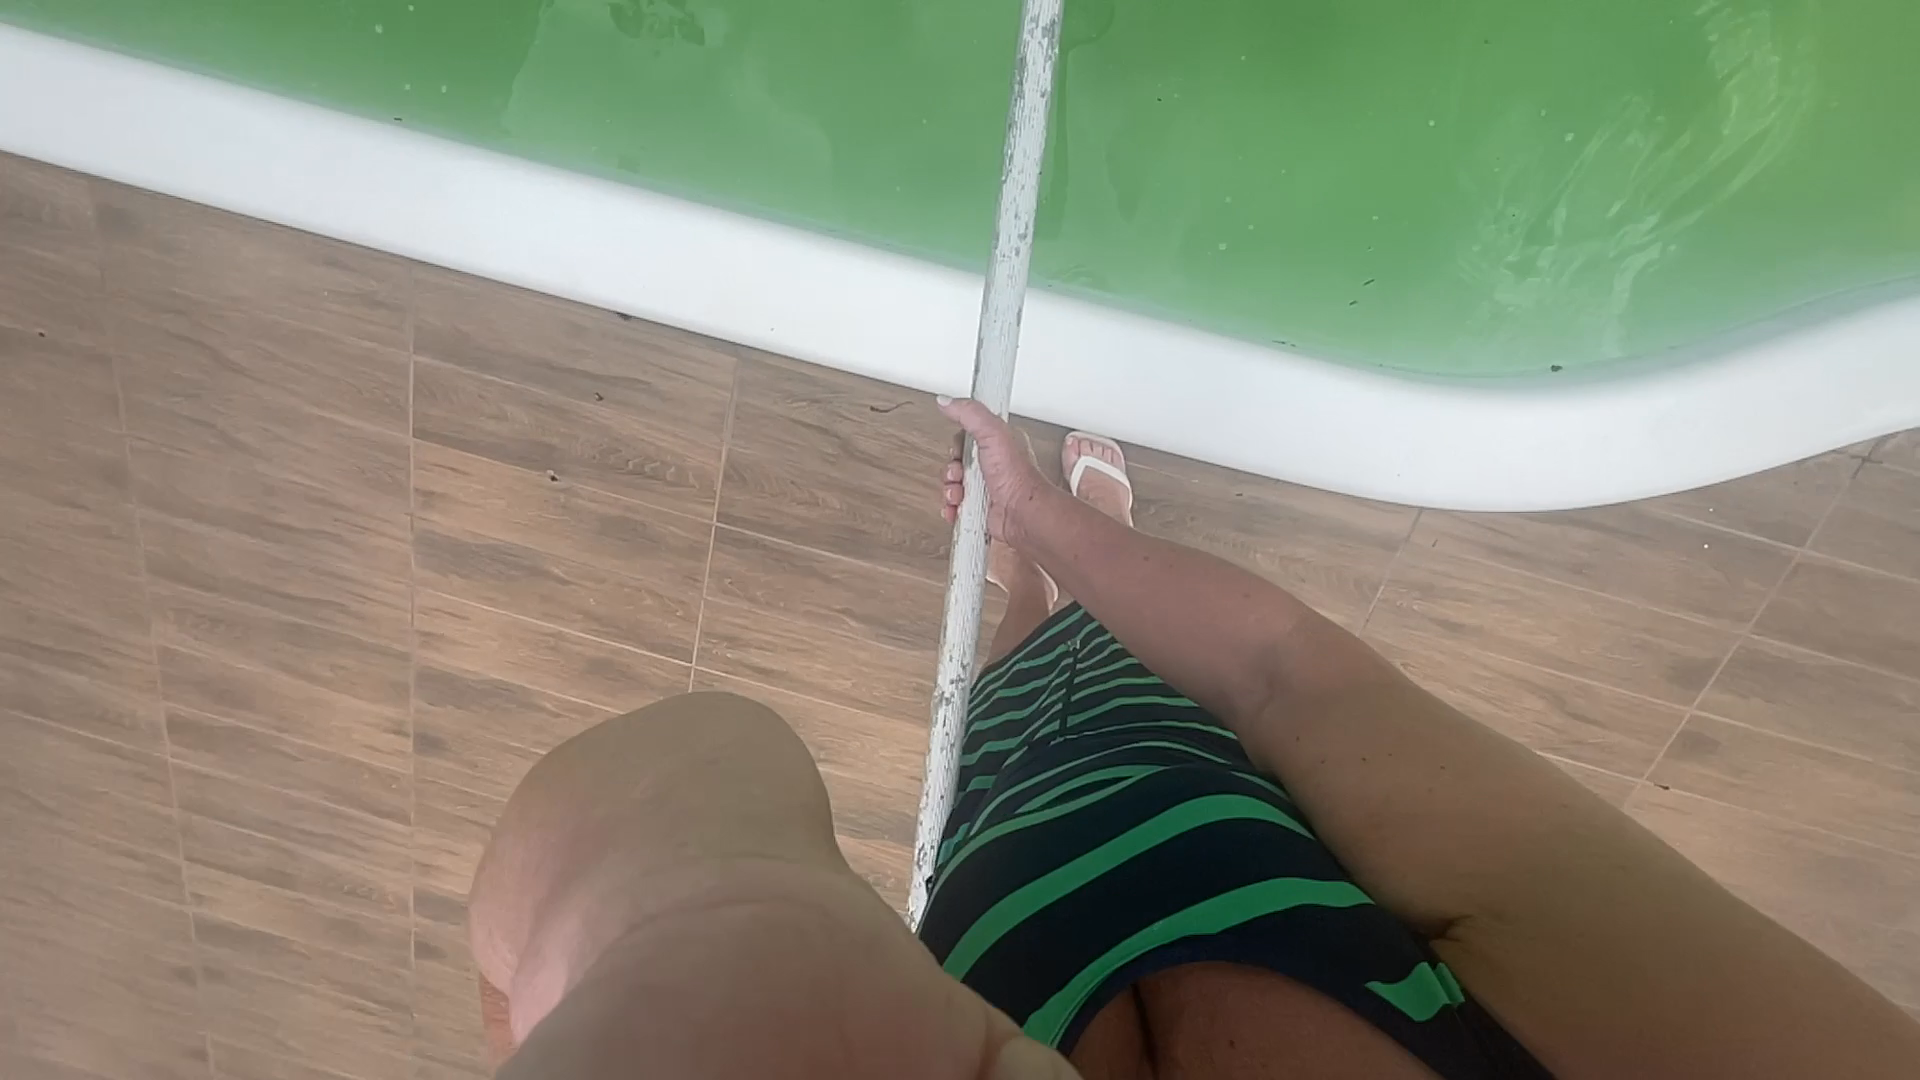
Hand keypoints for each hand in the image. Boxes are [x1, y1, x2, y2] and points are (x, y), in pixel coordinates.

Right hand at [938, 397, 1049, 543]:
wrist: (1022, 515)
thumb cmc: (1018, 478)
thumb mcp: (993, 434)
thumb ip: (970, 414)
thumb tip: (946, 401)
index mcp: (998, 444)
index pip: (966, 437)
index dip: (958, 445)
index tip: (959, 449)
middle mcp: (993, 465)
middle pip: (956, 463)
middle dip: (951, 471)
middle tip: (958, 474)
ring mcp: (986, 488)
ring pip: (954, 485)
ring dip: (950, 490)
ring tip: (959, 494)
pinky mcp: (980, 509)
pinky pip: (956, 506)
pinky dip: (951, 508)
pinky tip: (957, 508)